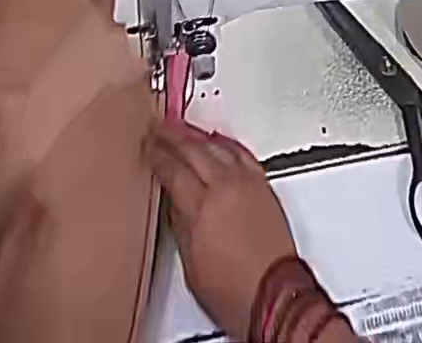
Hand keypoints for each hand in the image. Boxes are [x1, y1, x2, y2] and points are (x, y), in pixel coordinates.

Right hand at [148, 120, 297, 340]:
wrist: (273, 295)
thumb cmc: (235, 290)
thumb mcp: (191, 264)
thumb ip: (179, 223)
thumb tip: (173, 200)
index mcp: (202, 207)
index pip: (173, 169)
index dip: (158, 154)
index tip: (148, 145)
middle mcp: (225, 187)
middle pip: (193, 150)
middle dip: (172, 136)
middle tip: (159, 127)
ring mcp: (245, 182)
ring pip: (216, 146)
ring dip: (196, 136)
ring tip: (182, 128)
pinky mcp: (262, 184)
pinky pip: (240, 152)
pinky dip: (224, 143)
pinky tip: (217, 140)